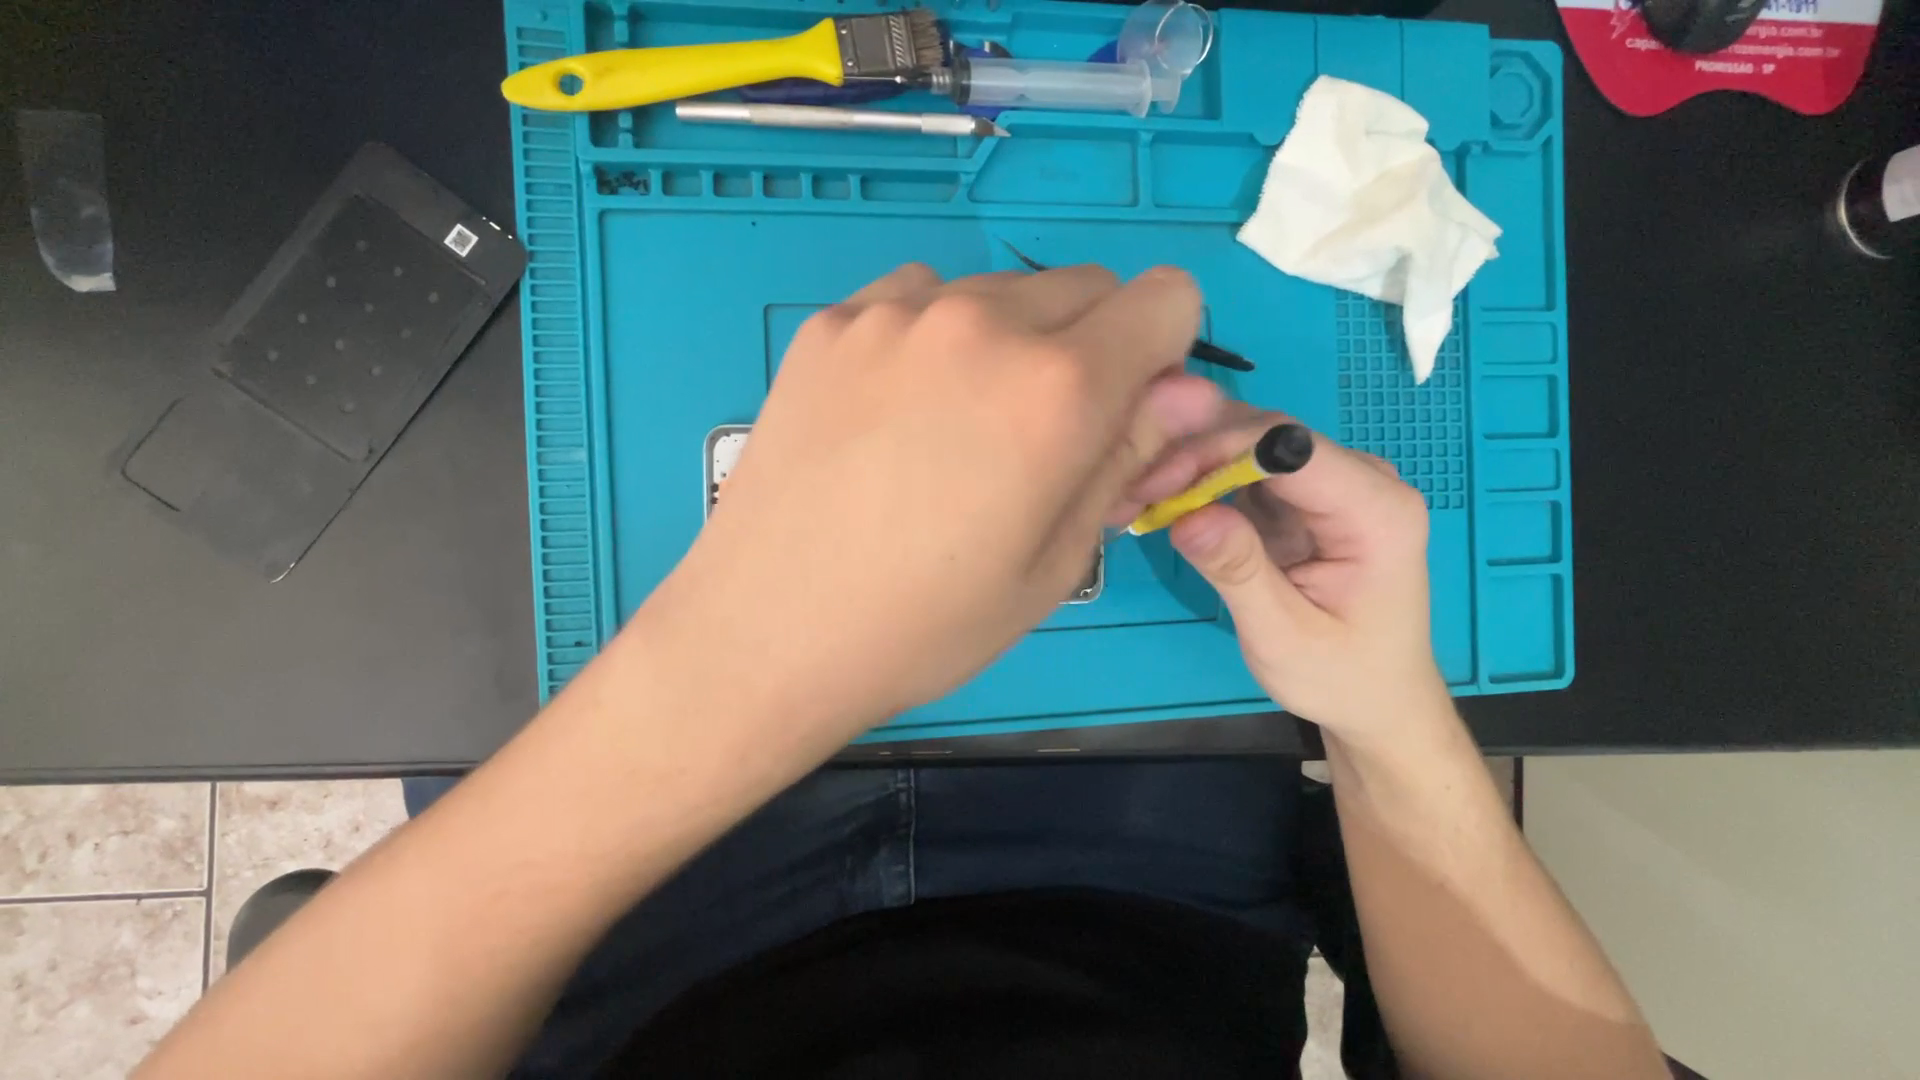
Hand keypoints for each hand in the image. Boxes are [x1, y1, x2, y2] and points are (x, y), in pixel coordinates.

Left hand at [643, 262, 1220, 734]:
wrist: (766, 632)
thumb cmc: (924, 626)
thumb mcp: (1053, 566)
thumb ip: (1125, 460)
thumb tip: (1184, 394)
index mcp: (1057, 388)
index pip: (1167, 300)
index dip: (1164, 355)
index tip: (1127, 410)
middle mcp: (982, 322)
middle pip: (1088, 286)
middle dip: (1094, 346)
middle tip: (1043, 433)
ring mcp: (895, 313)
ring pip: (1000, 291)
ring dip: (1010, 339)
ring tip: (957, 427)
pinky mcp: (831, 322)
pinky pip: (918, 298)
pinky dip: (932, 336)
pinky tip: (894, 412)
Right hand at [1142, 407, 1447, 739]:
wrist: (1375, 699)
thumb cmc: (1339, 676)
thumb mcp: (1283, 637)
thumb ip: (1239, 572)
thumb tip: (1186, 516)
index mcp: (1376, 510)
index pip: (1287, 448)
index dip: (1214, 451)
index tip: (1152, 484)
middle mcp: (1361, 479)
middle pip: (1265, 434)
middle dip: (1191, 452)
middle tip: (1129, 488)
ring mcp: (1332, 484)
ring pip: (1248, 444)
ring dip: (1187, 463)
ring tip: (1133, 495)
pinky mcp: (1303, 496)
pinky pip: (1244, 469)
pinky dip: (1198, 479)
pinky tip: (1157, 498)